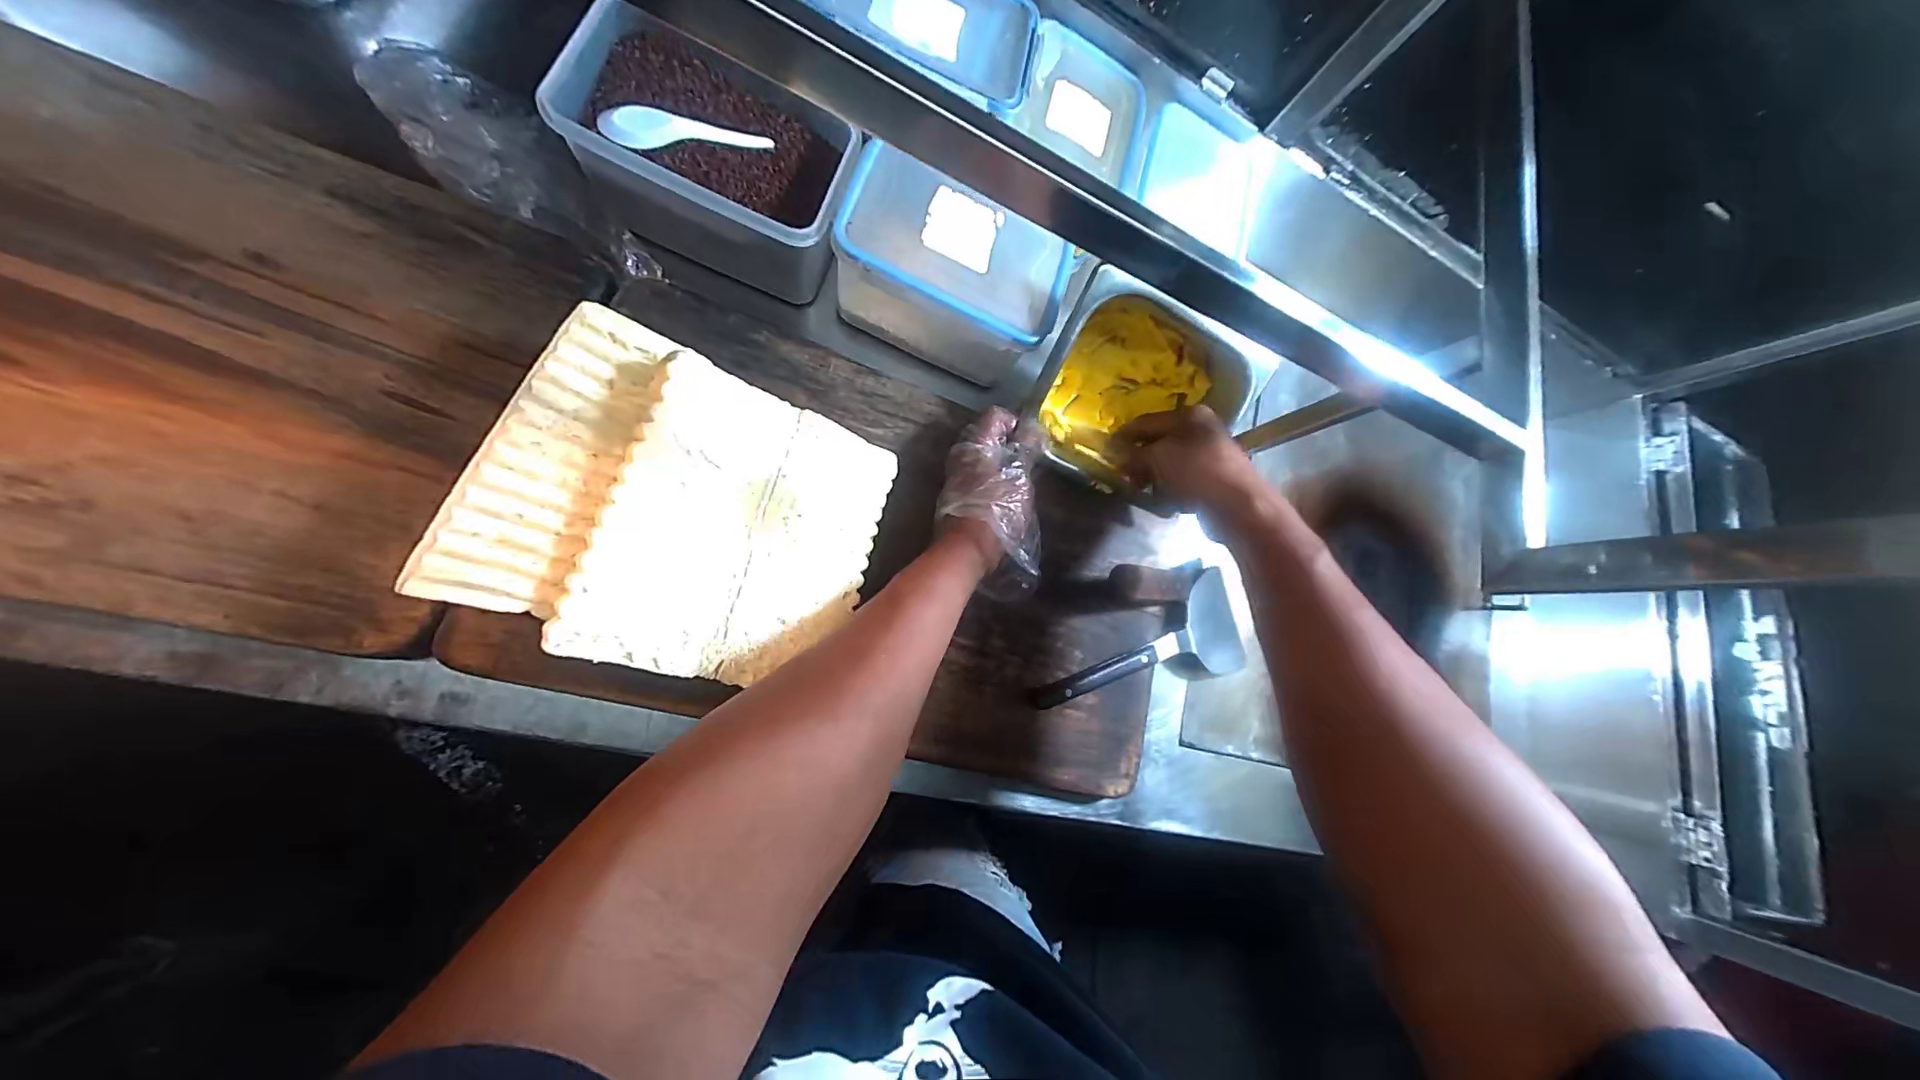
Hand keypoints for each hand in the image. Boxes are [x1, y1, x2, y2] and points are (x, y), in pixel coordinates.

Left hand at [935, 406, 1041, 594]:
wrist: (965, 551)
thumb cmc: (996, 512)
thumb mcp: (1020, 480)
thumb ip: (1026, 451)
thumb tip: (1032, 428)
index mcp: (976, 444)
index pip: (996, 415)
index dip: (1016, 423)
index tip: (1031, 441)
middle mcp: (960, 455)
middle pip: (988, 437)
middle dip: (1009, 445)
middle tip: (1029, 462)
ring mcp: (954, 476)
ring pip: (982, 458)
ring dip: (1000, 464)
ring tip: (1020, 481)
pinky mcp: (954, 496)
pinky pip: (976, 477)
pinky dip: (990, 479)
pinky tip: (1004, 496)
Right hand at [1116, 406, 1268, 524]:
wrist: (1237, 505)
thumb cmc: (1196, 472)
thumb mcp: (1157, 457)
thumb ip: (1132, 453)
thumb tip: (1113, 452)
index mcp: (1188, 415)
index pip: (1144, 422)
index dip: (1122, 437)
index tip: (1105, 454)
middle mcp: (1199, 429)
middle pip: (1156, 442)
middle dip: (1138, 460)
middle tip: (1126, 478)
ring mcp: (1207, 453)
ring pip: (1167, 462)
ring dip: (1152, 477)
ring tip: (1145, 491)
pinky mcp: (1211, 477)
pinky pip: (1180, 479)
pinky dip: (1169, 488)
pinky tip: (1166, 501)